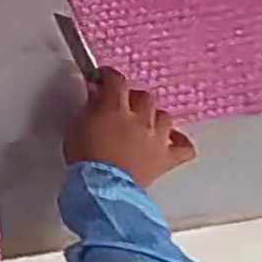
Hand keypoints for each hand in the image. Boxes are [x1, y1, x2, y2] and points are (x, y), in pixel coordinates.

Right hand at [62, 67, 196, 186]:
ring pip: (165, 116)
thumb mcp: (76, 124)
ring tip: (141, 121)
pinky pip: (184, 146)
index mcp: (114, 108)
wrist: (102, 185)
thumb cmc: (84, 156)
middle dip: (132, 97)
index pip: (117, 81)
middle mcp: (141, 119)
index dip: (109, 76)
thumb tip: (97, 91)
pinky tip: (170, 139)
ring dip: (153, 116)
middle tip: (120, 102)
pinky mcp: (167, 157)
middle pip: (145, 96)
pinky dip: (178, 140)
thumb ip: (90, 105)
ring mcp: (157, 138)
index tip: (103, 77)